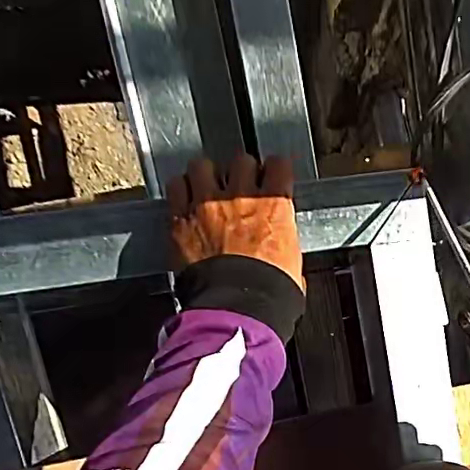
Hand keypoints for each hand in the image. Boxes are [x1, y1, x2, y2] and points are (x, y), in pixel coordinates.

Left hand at [167, 154, 302, 290]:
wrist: (236, 308)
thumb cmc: (267, 294)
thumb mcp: (293, 267)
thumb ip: (285, 247)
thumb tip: (284, 254)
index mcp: (274, 205)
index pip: (278, 165)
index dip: (274, 173)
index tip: (271, 179)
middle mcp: (241, 196)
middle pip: (241, 161)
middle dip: (240, 174)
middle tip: (238, 190)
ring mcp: (207, 204)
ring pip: (203, 165)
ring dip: (206, 176)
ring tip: (207, 190)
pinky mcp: (181, 219)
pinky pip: (176, 186)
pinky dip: (180, 191)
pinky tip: (184, 202)